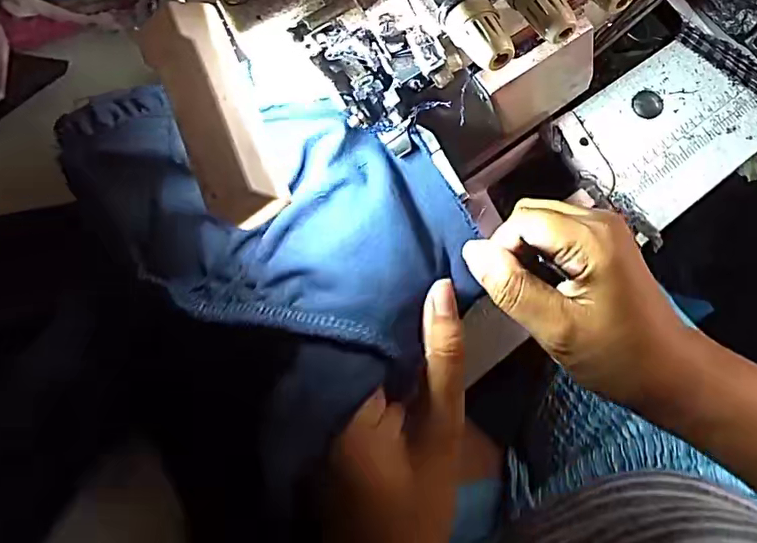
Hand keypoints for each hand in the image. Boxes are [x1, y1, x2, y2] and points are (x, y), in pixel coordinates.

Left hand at [323, 279, 463, 542]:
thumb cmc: (417, 501)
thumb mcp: (442, 427)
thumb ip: (443, 358)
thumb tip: (441, 287)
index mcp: (340, 404)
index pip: (357, 328)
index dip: (383, 290)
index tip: (405, 256)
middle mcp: (314, 403)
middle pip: (348, 337)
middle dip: (378, 303)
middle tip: (409, 263)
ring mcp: (313, 415)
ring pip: (347, 352)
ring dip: (374, 325)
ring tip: (403, 284)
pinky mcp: (321, 425)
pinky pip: (346, 371)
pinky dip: (369, 352)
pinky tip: (392, 332)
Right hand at [460, 198, 705, 412]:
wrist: (668, 367)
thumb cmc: (619, 355)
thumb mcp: (557, 329)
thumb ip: (513, 288)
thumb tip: (474, 252)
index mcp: (592, 236)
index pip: (523, 219)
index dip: (502, 250)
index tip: (503, 290)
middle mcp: (600, 219)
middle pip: (533, 213)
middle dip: (514, 248)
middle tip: (519, 294)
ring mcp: (606, 226)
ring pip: (544, 220)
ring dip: (529, 251)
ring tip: (537, 294)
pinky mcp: (606, 238)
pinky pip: (560, 230)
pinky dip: (546, 253)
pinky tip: (552, 286)